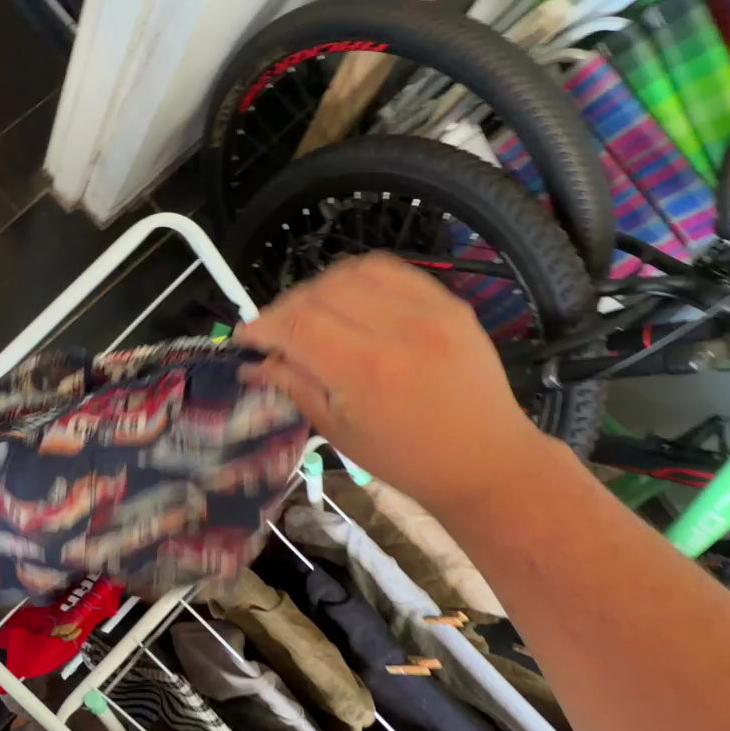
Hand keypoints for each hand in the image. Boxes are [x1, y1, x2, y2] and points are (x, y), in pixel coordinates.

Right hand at [235, 254, 558, 512]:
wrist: (484, 460)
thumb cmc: (405, 460)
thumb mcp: (338, 431)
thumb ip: (295, 387)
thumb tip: (256, 364)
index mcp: (364, 370)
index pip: (297, 324)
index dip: (262, 325)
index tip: (246, 336)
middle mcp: (396, 329)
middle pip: (319, 292)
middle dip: (285, 307)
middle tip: (275, 332)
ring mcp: (428, 310)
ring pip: (352, 271)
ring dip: (318, 288)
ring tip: (310, 314)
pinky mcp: (448, 302)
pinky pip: (391, 270)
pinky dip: (357, 279)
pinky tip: (348, 302)